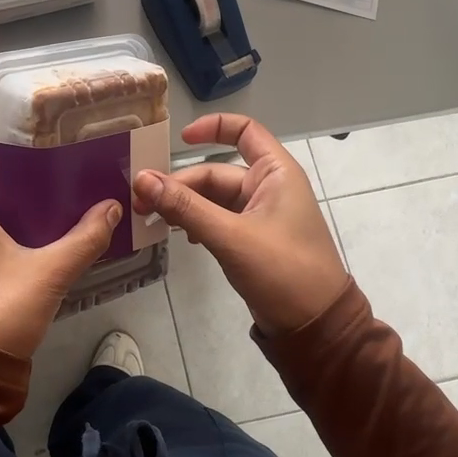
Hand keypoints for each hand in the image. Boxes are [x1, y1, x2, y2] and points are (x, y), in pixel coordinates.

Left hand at [0, 128, 122, 358]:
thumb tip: (113, 207)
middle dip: (6, 163)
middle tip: (45, 152)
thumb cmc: (1, 309)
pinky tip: (41, 225)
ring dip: (9, 193)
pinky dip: (6, 218)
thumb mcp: (49, 272)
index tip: (10, 125)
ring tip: (50, 183)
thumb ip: (84, 238)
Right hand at [132, 113, 347, 334]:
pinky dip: (195, 223)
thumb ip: (185, 207)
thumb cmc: (283, 272)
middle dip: (179, 184)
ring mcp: (260, 215)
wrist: (316, 328)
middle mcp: (268, 187)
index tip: (178, 139)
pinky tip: (177, 236)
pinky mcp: (252, 240)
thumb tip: (141, 179)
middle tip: (141, 203)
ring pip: (213, 198)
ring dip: (183, 205)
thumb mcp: (230, 237)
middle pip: (215, 172)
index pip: (244, 131)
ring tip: (151, 219)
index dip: (212, 128)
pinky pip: (217, 219)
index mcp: (276, 173)